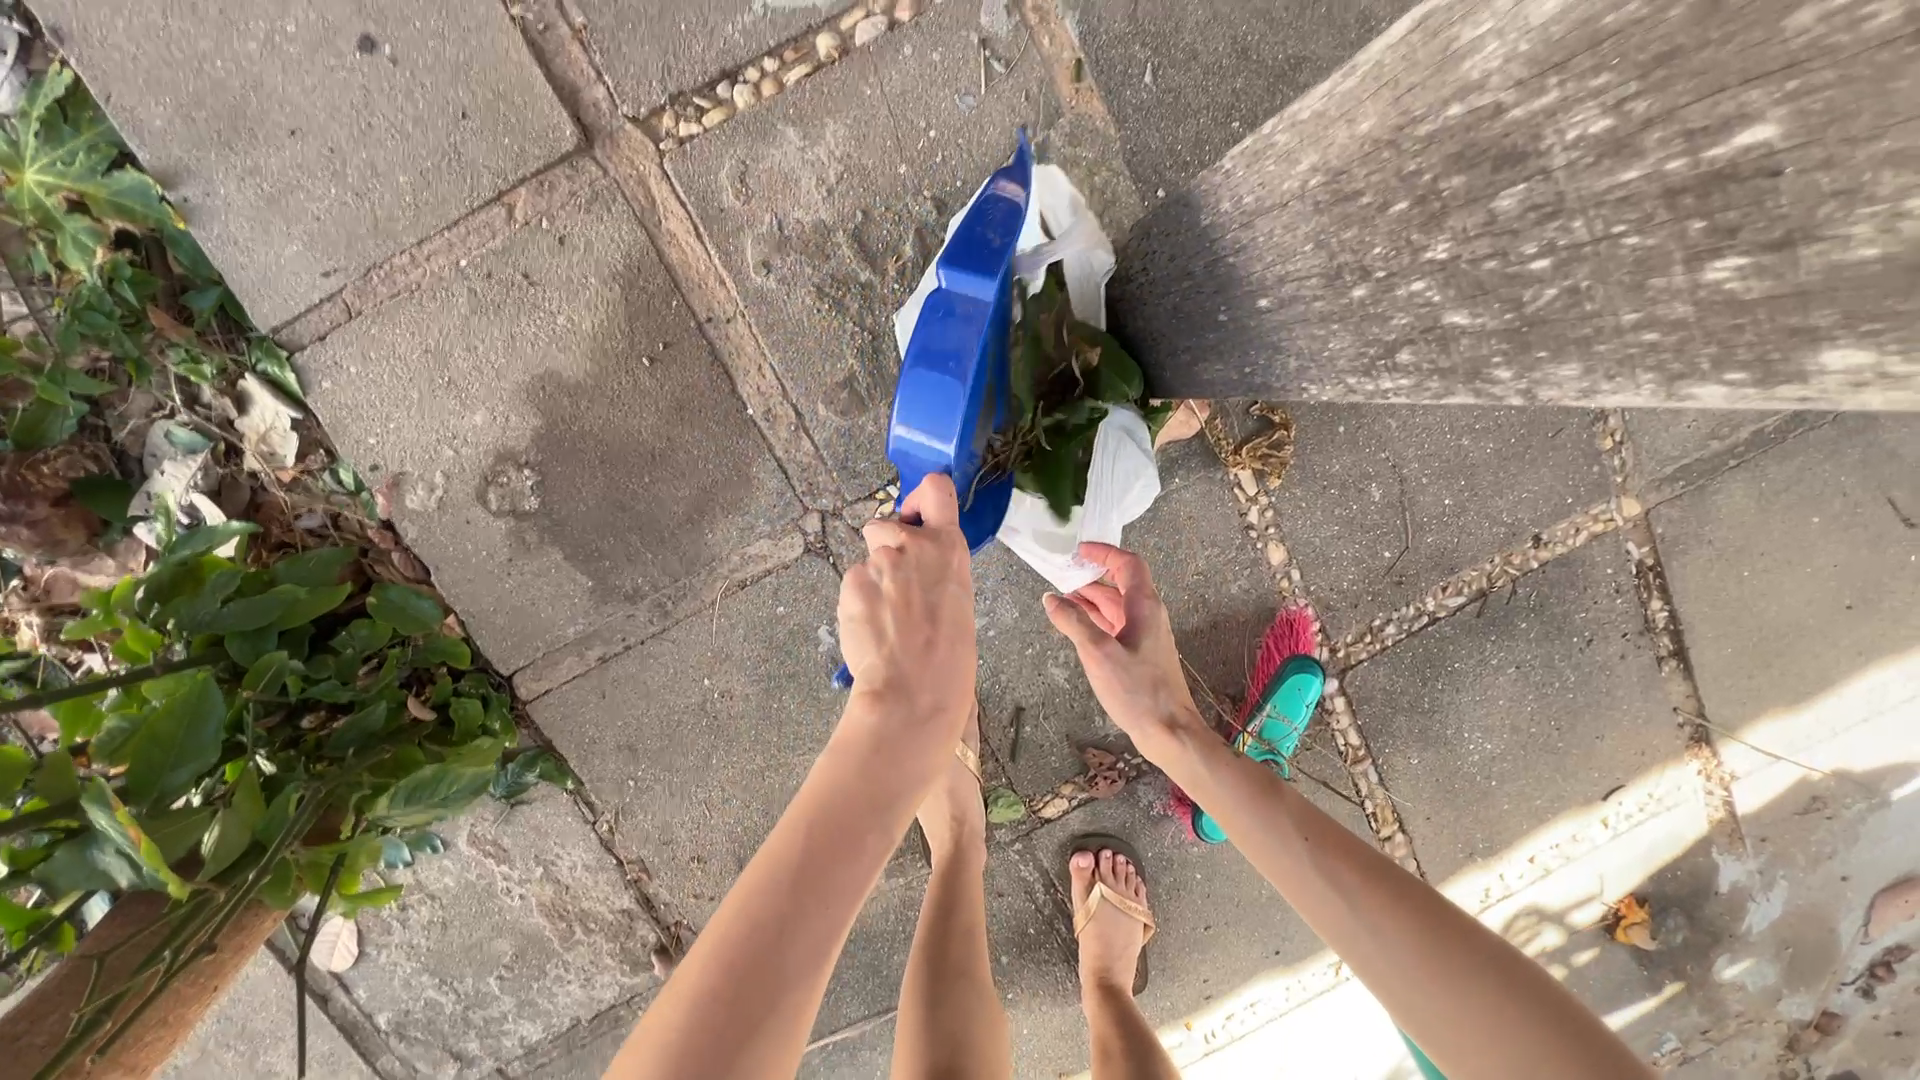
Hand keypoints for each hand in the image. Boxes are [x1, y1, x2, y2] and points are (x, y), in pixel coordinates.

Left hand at [837, 474, 977, 751]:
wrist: (914, 691)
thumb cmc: (950, 658)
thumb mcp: (959, 602)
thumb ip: (938, 573)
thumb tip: (921, 574)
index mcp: (950, 548)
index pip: (936, 489)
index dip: (920, 497)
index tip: (916, 515)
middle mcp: (913, 544)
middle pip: (885, 524)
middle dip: (885, 548)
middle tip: (897, 588)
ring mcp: (879, 561)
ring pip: (866, 559)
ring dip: (871, 580)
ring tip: (885, 619)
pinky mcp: (851, 582)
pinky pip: (852, 583)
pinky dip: (857, 601)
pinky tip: (870, 629)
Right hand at [1043, 542, 1210, 761]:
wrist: (1168, 730)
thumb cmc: (1137, 690)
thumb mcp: (1098, 653)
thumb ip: (1073, 622)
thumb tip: (1051, 598)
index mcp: (1144, 606)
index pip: (1128, 564)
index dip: (1104, 553)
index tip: (1079, 551)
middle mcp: (1147, 615)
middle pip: (1120, 584)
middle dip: (1091, 577)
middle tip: (1062, 575)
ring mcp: (1145, 635)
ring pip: (1116, 606)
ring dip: (1090, 600)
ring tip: (1061, 599)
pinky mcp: (1140, 654)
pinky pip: (1115, 625)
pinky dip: (1095, 620)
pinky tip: (1076, 626)